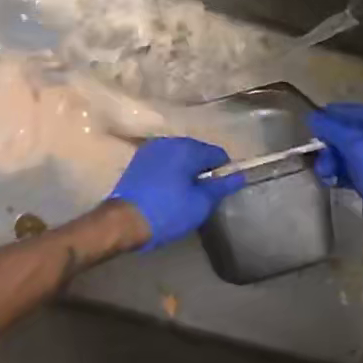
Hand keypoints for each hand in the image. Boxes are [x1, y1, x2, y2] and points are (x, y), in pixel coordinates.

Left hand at [108, 137, 244, 248]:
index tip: (220, 191)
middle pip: (197, 152)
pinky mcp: (138, 160)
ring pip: (179, 156)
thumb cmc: (167, 212)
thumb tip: (239, 175)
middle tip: (203, 196)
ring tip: (185, 196)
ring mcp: (151, 149)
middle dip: (203, 171)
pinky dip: (170, 172)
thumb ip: (221, 186)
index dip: (223, 172)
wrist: (124, 221)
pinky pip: (163, 161)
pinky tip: (168, 191)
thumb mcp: (200, 203)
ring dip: (186, 171)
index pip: (217, 154)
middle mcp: (168, 141)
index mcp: (186, 147)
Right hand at [308, 103, 362, 268]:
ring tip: (323, 172)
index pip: (357, 111)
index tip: (311, 120)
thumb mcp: (357, 147)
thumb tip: (312, 117)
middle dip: (331, 143)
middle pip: (352, 133)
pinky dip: (342, 173)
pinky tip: (332, 180)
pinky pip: (356, 169)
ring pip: (352, 153)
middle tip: (316, 153)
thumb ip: (333, 130)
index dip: (333, 114)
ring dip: (334, 160)